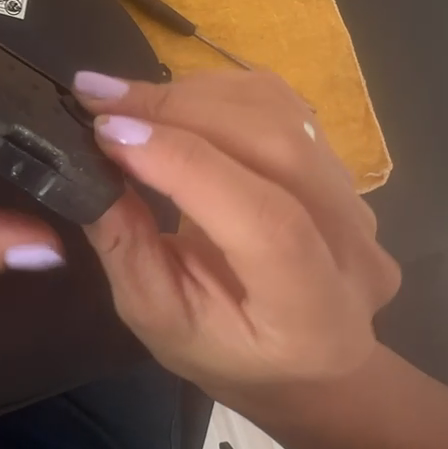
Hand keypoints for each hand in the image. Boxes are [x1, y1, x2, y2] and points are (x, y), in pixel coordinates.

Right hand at [71, 69, 399, 394]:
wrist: (299, 357)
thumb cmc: (221, 347)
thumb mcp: (154, 315)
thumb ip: (125, 245)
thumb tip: (91, 163)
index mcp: (312, 312)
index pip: (266, 221)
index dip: (187, 163)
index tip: (107, 131)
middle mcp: (352, 249)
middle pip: (277, 148)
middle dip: (178, 110)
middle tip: (98, 99)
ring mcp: (356, 199)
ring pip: (277, 113)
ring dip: (189, 94)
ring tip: (123, 101)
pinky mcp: (339, 163)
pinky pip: (277, 103)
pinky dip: (211, 91)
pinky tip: (168, 105)